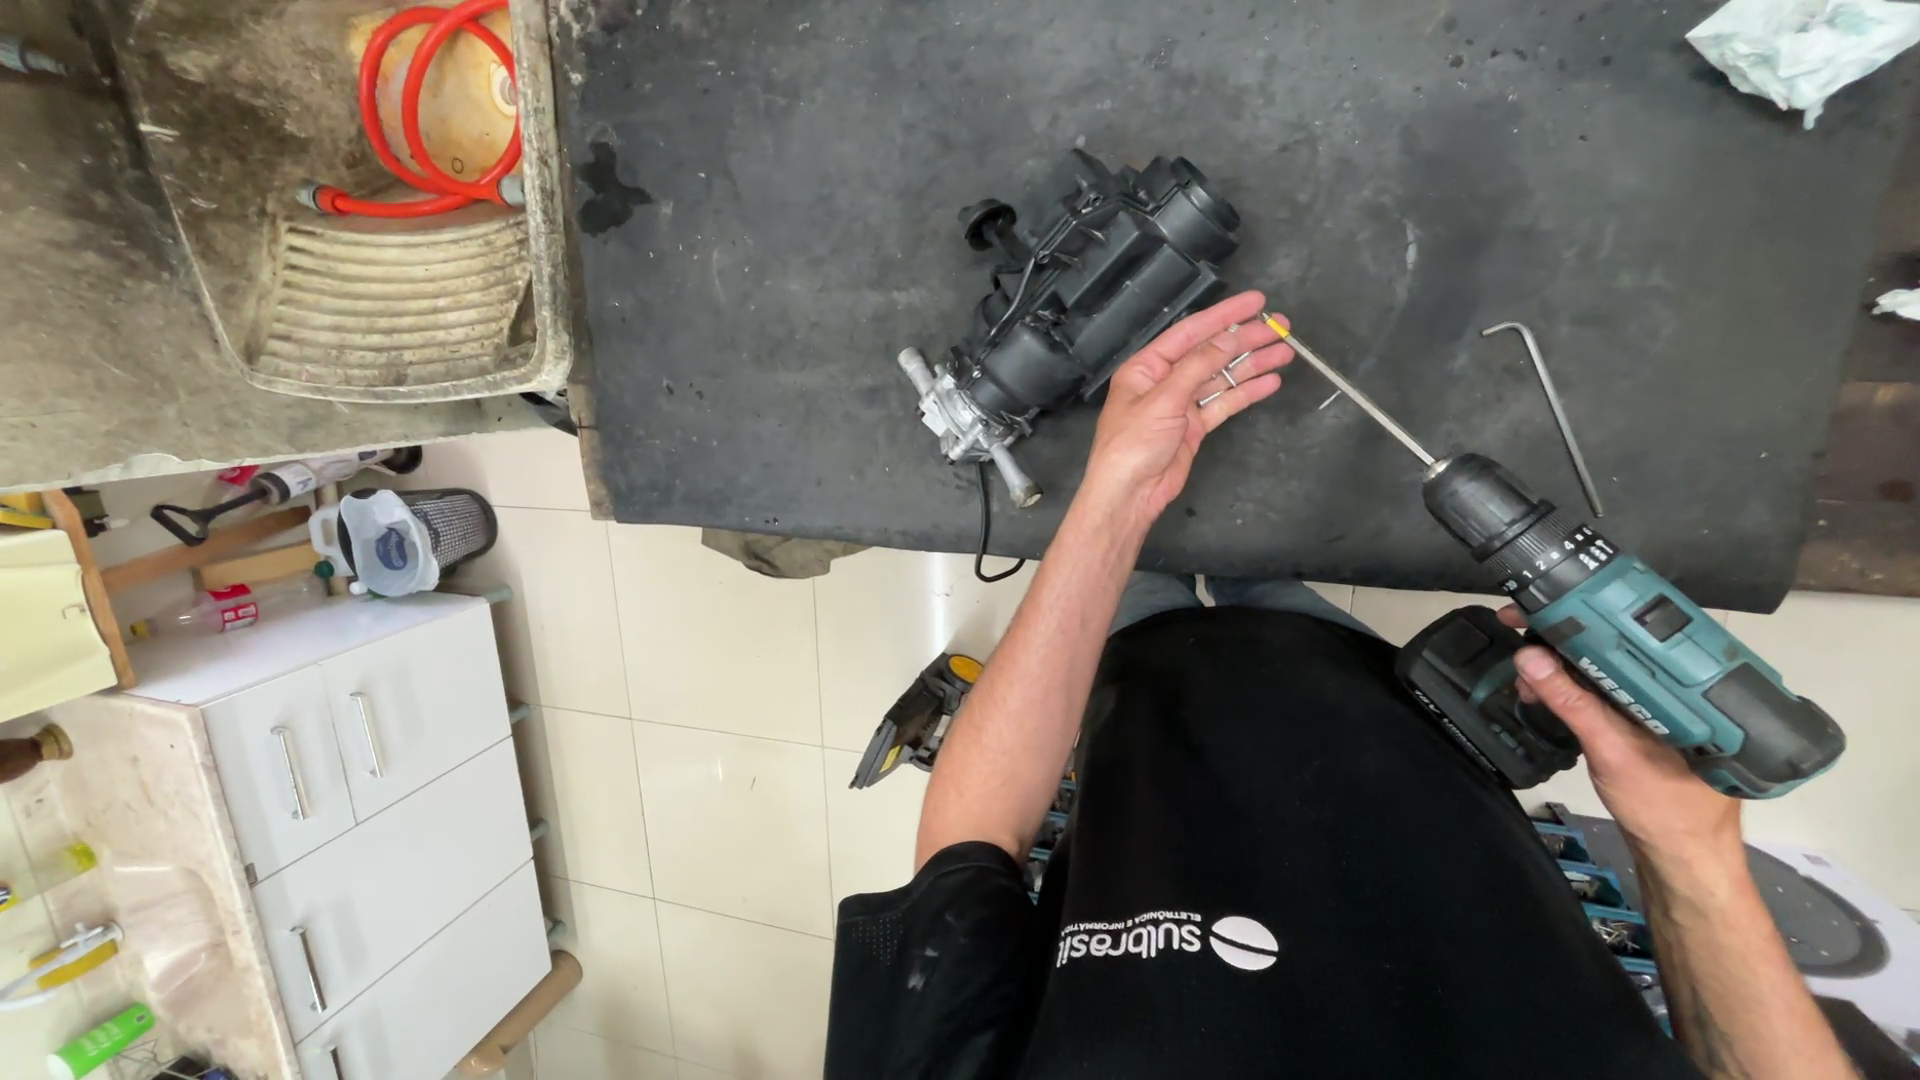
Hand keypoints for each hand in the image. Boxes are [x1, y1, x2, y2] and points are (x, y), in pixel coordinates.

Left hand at [1082, 290, 1292, 521]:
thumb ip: (1197, 366)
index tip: (1257, 302)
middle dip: (1246, 339)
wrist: (1128, 493)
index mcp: (1146, 367)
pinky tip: (1270, 382)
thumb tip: (1229, 337)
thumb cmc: (1133, 444)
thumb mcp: (1163, 398)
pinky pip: (1224, 403)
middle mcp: (1164, 381)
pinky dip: (1246, 392)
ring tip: (1285, 352)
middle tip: (1282, 327)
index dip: (1224, 315)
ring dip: (1252, 364)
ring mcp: (1180, 405)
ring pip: (1221, 377)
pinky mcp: (1193, 427)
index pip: (1190, 332)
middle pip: (1210, 353)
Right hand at [1498, 605, 1741, 865]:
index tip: (1538, 605)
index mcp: (1685, 688)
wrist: (1683, 856)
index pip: (1631, 632)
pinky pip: (1597, 689)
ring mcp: (1656, 705)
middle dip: (1559, 638)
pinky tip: (1542, 691)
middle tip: (1518, 634)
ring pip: (1600, 667)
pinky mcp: (1638, 720)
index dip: (1581, 614)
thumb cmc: (1664, 806)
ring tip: (1526, 678)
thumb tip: (1529, 656)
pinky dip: (1565, 686)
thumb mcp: (1611, 750)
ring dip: (1556, 665)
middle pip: (1612, 644)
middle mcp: (1674, 689)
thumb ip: (1571, 702)